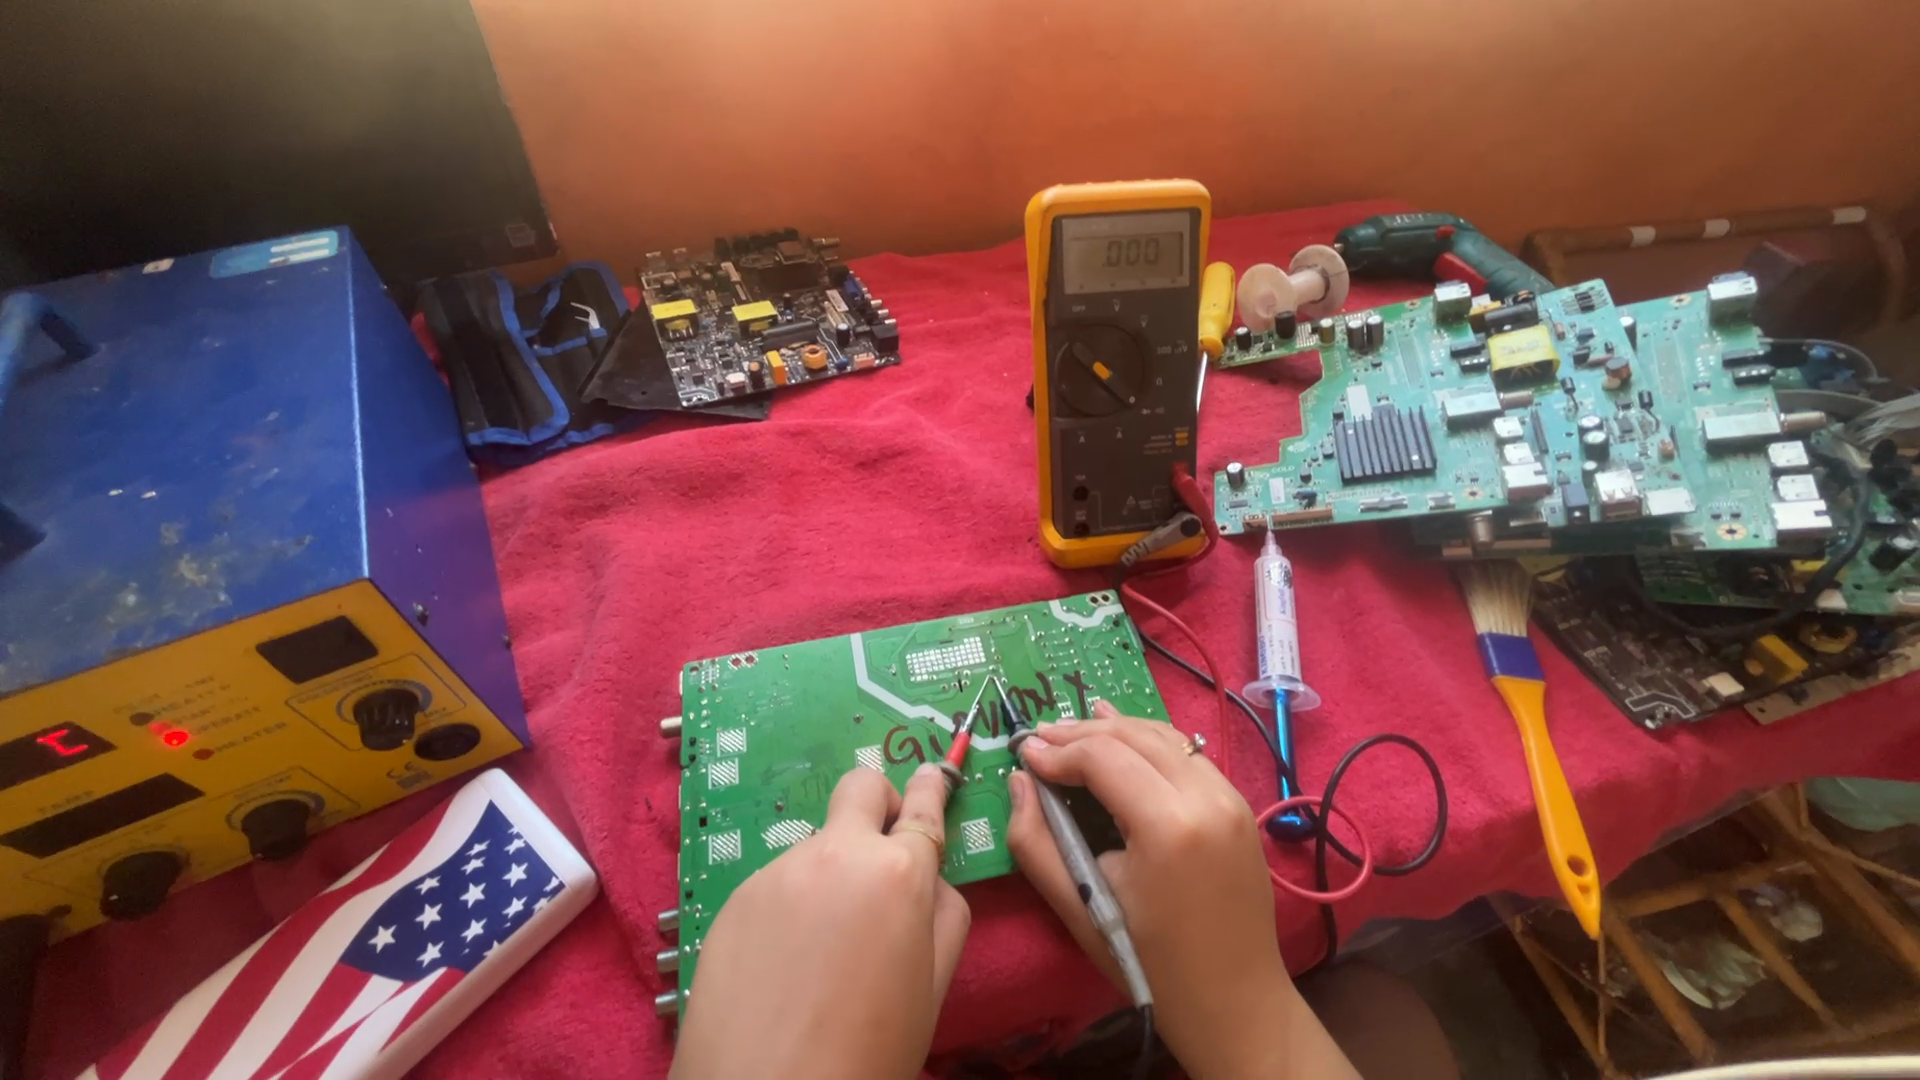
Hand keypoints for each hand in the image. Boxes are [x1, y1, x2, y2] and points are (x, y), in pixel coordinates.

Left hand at [670, 764, 970, 1079]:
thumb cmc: (869, 1051)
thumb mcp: (933, 987)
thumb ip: (944, 915)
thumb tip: (929, 877)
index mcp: (897, 874)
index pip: (922, 808)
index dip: (931, 788)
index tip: (933, 774)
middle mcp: (837, 854)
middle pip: (860, 786)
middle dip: (879, 803)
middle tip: (880, 849)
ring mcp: (781, 870)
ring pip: (818, 846)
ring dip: (832, 873)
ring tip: (820, 948)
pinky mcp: (738, 895)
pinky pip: (780, 883)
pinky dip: (792, 906)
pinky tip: (783, 962)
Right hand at [1006, 704, 1358, 1079]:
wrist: (1236, 1002)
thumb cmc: (1149, 963)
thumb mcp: (1080, 909)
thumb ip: (1034, 842)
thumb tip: (1019, 781)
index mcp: (1169, 827)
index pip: (1103, 758)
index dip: (1059, 751)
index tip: (1025, 753)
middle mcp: (1206, 798)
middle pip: (1133, 736)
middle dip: (1081, 732)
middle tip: (1041, 736)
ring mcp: (1231, 797)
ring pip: (1163, 735)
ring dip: (1115, 728)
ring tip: (1072, 730)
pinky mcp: (1240, 804)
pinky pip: (1187, 753)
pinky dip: (1149, 740)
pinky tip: (1122, 734)